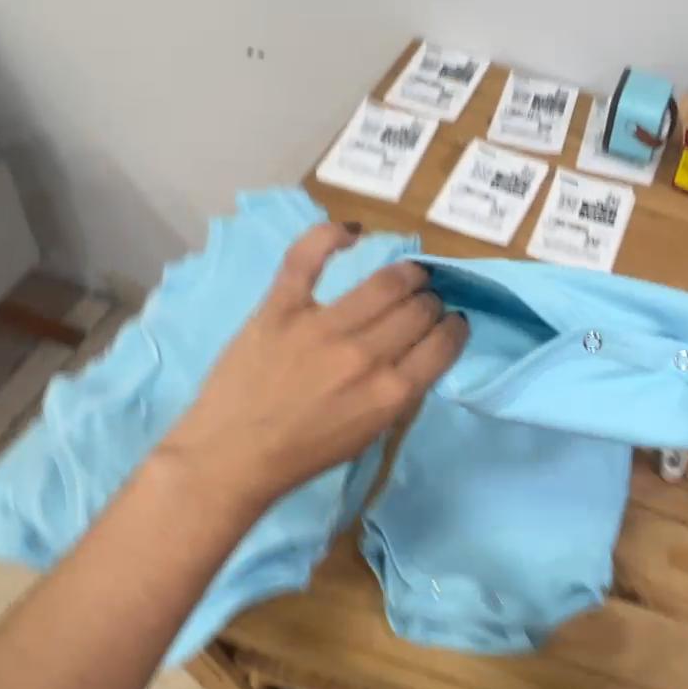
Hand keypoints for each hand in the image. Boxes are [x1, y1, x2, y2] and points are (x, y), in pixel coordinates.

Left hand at [155, 222, 467, 513]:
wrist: (232, 456)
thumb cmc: (305, 453)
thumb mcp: (370, 434)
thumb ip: (398, 392)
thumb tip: (419, 353)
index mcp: (391, 392)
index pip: (443, 344)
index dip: (455, 327)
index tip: (453, 322)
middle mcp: (365, 355)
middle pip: (419, 309)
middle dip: (431, 303)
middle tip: (426, 303)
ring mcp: (322, 326)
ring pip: (385, 282)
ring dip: (407, 273)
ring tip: (409, 274)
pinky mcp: (280, 308)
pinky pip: (308, 257)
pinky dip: (331, 235)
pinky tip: (351, 232)